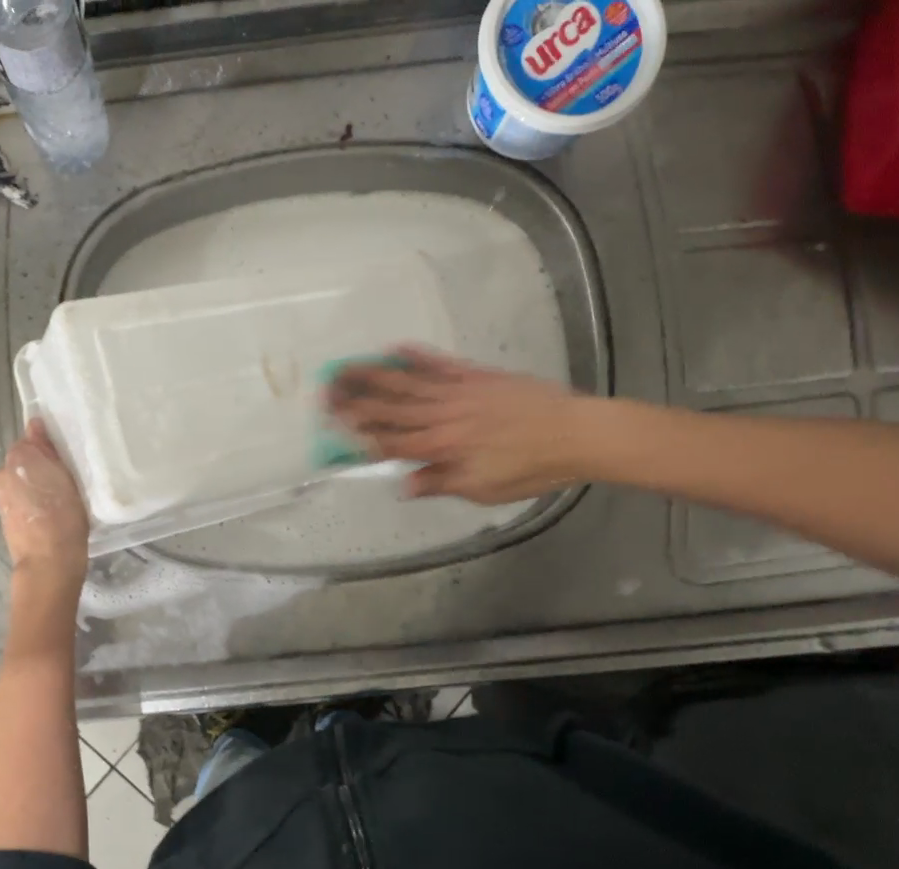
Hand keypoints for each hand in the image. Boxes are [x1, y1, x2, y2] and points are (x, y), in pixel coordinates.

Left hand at [0, 418, 89, 587]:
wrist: (48, 561)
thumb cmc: (64, 516)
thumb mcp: (65, 477)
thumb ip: (47, 449)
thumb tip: (35, 425)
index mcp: (18, 458)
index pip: (30, 440)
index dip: (46, 449)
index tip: (63, 459)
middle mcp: (3, 473)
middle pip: (21, 462)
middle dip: (38, 468)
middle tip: (63, 481)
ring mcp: (1, 497)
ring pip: (19, 482)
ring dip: (33, 487)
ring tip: (56, 501)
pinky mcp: (4, 517)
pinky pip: (18, 501)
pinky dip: (29, 503)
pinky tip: (46, 515)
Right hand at [326, 345, 593, 503]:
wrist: (575, 433)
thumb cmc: (530, 469)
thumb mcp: (483, 489)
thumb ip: (440, 483)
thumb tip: (403, 485)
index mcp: (442, 447)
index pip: (390, 442)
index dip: (359, 435)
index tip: (333, 428)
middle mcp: (443, 415)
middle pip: (390, 408)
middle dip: (354, 402)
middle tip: (323, 393)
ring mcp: (459, 391)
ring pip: (407, 383)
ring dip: (372, 376)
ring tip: (343, 369)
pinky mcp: (476, 376)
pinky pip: (440, 363)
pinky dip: (415, 356)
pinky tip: (393, 349)